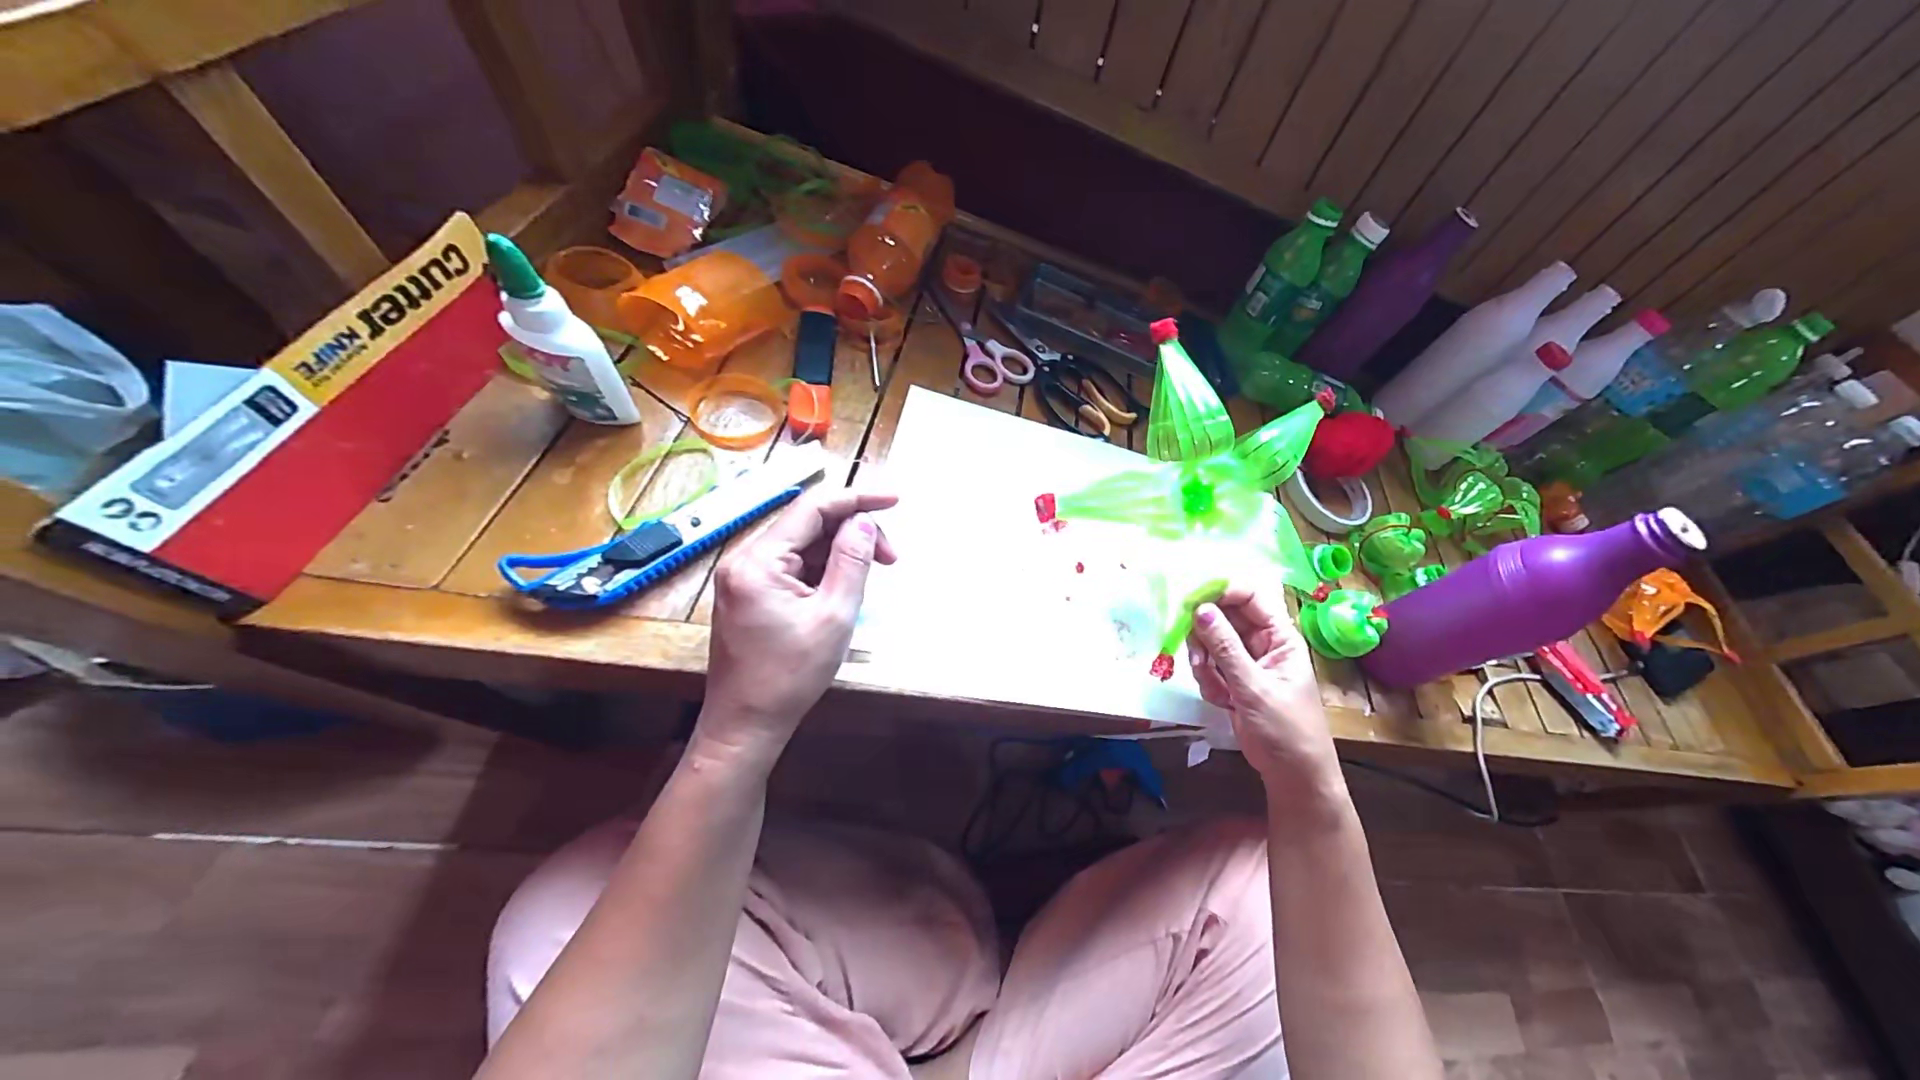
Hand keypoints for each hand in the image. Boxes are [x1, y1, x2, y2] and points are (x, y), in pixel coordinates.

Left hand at [701, 486, 897, 754]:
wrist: (745, 725)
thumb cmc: (788, 677)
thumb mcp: (834, 616)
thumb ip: (852, 562)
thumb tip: (864, 522)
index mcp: (759, 562)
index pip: (813, 508)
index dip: (857, 498)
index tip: (894, 500)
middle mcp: (744, 560)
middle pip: (808, 525)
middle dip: (853, 532)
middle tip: (890, 557)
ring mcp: (744, 577)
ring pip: (802, 546)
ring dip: (840, 553)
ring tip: (871, 576)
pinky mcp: (749, 593)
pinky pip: (792, 566)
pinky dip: (822, 570)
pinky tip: (843, 588)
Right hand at [1186, 585, 1346, 814]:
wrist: (1293, 776)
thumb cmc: (1286, 730)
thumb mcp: (1253, 687)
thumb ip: (1225, 647)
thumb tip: (1200, 609)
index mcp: (1280, 637)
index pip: (1249, 597)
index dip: (1221, 593)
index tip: (1192, 601)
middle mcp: (1263, 643)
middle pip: (1223, 618)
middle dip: (1205, 636)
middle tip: (1197, 656)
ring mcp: (1247, 662)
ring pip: (1211, 643)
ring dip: (1204, 663)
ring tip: (1214, 688)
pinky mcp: (1233, 681)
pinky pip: (1209, 666)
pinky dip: (1208, 681)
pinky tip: (1220, 701)